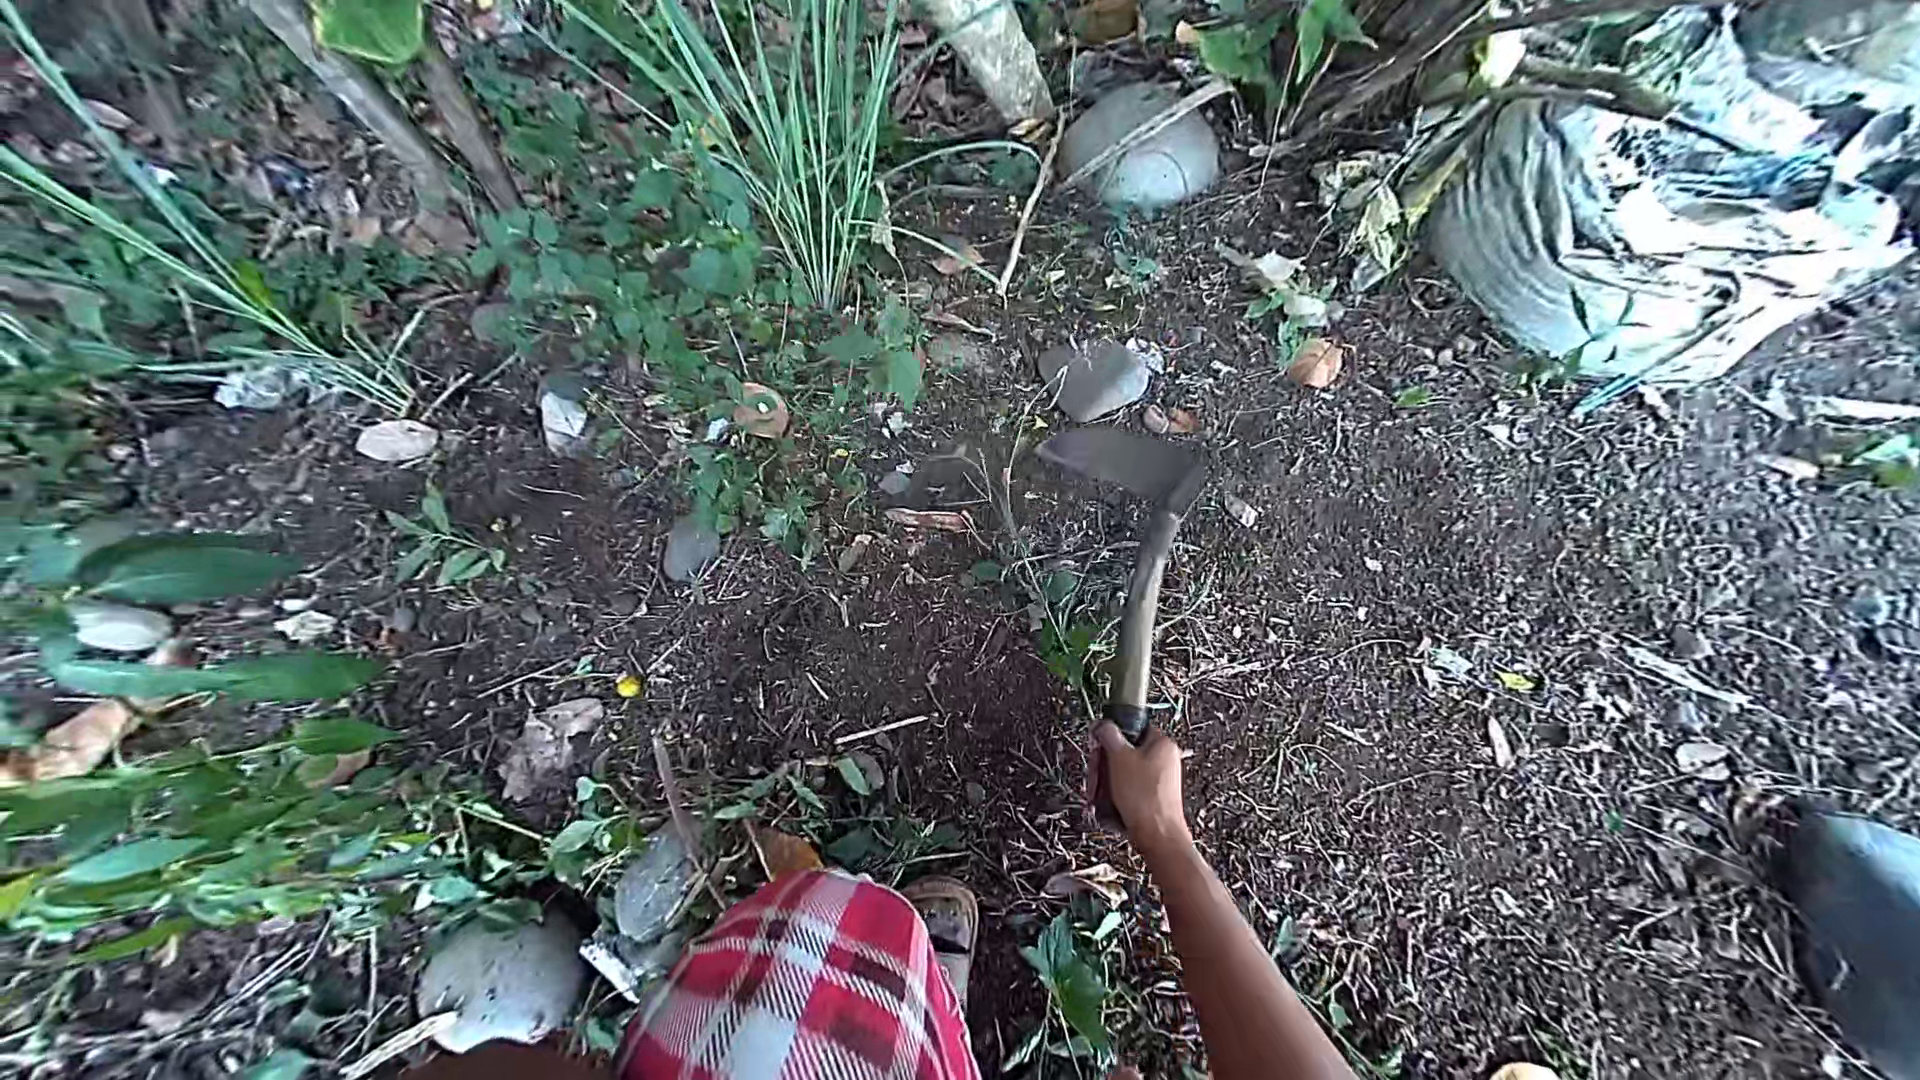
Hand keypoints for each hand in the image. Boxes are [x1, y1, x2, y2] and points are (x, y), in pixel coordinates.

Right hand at [1092, 722, 1191, 857]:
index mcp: (1161, 744)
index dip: (1110, 738)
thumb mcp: (1119, 757)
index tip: (1098, 747)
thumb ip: (1108, 734)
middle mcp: (1164, 760)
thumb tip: (1102, 724)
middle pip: (1123, 751)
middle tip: (1097, 774)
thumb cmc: (1144, 798)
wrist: (1157, 837)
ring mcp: (1159, 780)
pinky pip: (1128, 787)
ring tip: (1099, 793)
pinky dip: (1115, 793)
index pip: (1130, 728)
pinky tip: (1107, 803)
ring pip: (1123, 771)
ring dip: (1106, 781)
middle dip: (1104, 765)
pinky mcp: (1152, 797)